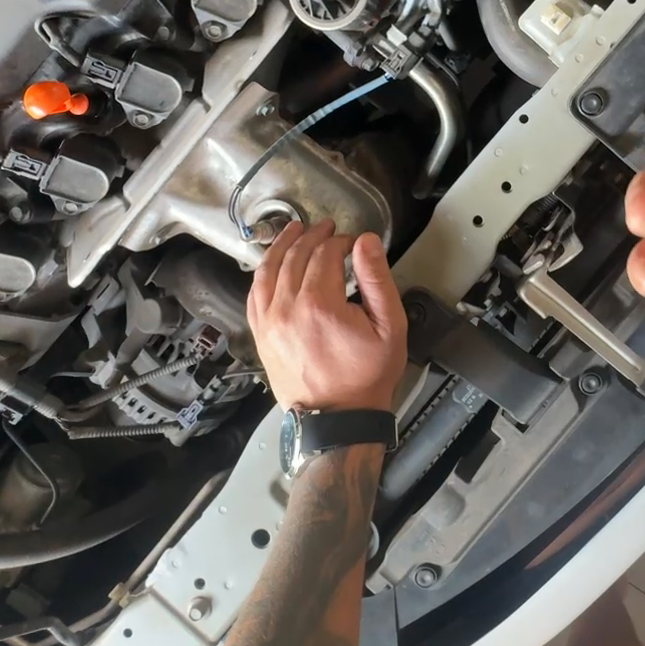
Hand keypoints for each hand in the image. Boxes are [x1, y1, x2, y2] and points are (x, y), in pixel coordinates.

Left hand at [248, 221, 406, 412]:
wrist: (338, 419)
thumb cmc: (367, 374)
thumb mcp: (390, 326)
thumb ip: (377, 279)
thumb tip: (365, 242)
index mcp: (320, 304)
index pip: (325, 254)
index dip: (340, 241)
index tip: (354, 243)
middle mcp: (287, 308)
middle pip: (295, 256)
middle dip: (313, 236)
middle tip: (327, 226)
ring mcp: (269, 323)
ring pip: (268, 270)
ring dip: (282, 245)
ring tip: (295, 230)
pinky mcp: (261, 335)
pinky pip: (254, 294)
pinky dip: (263, 272)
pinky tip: (273, 263)